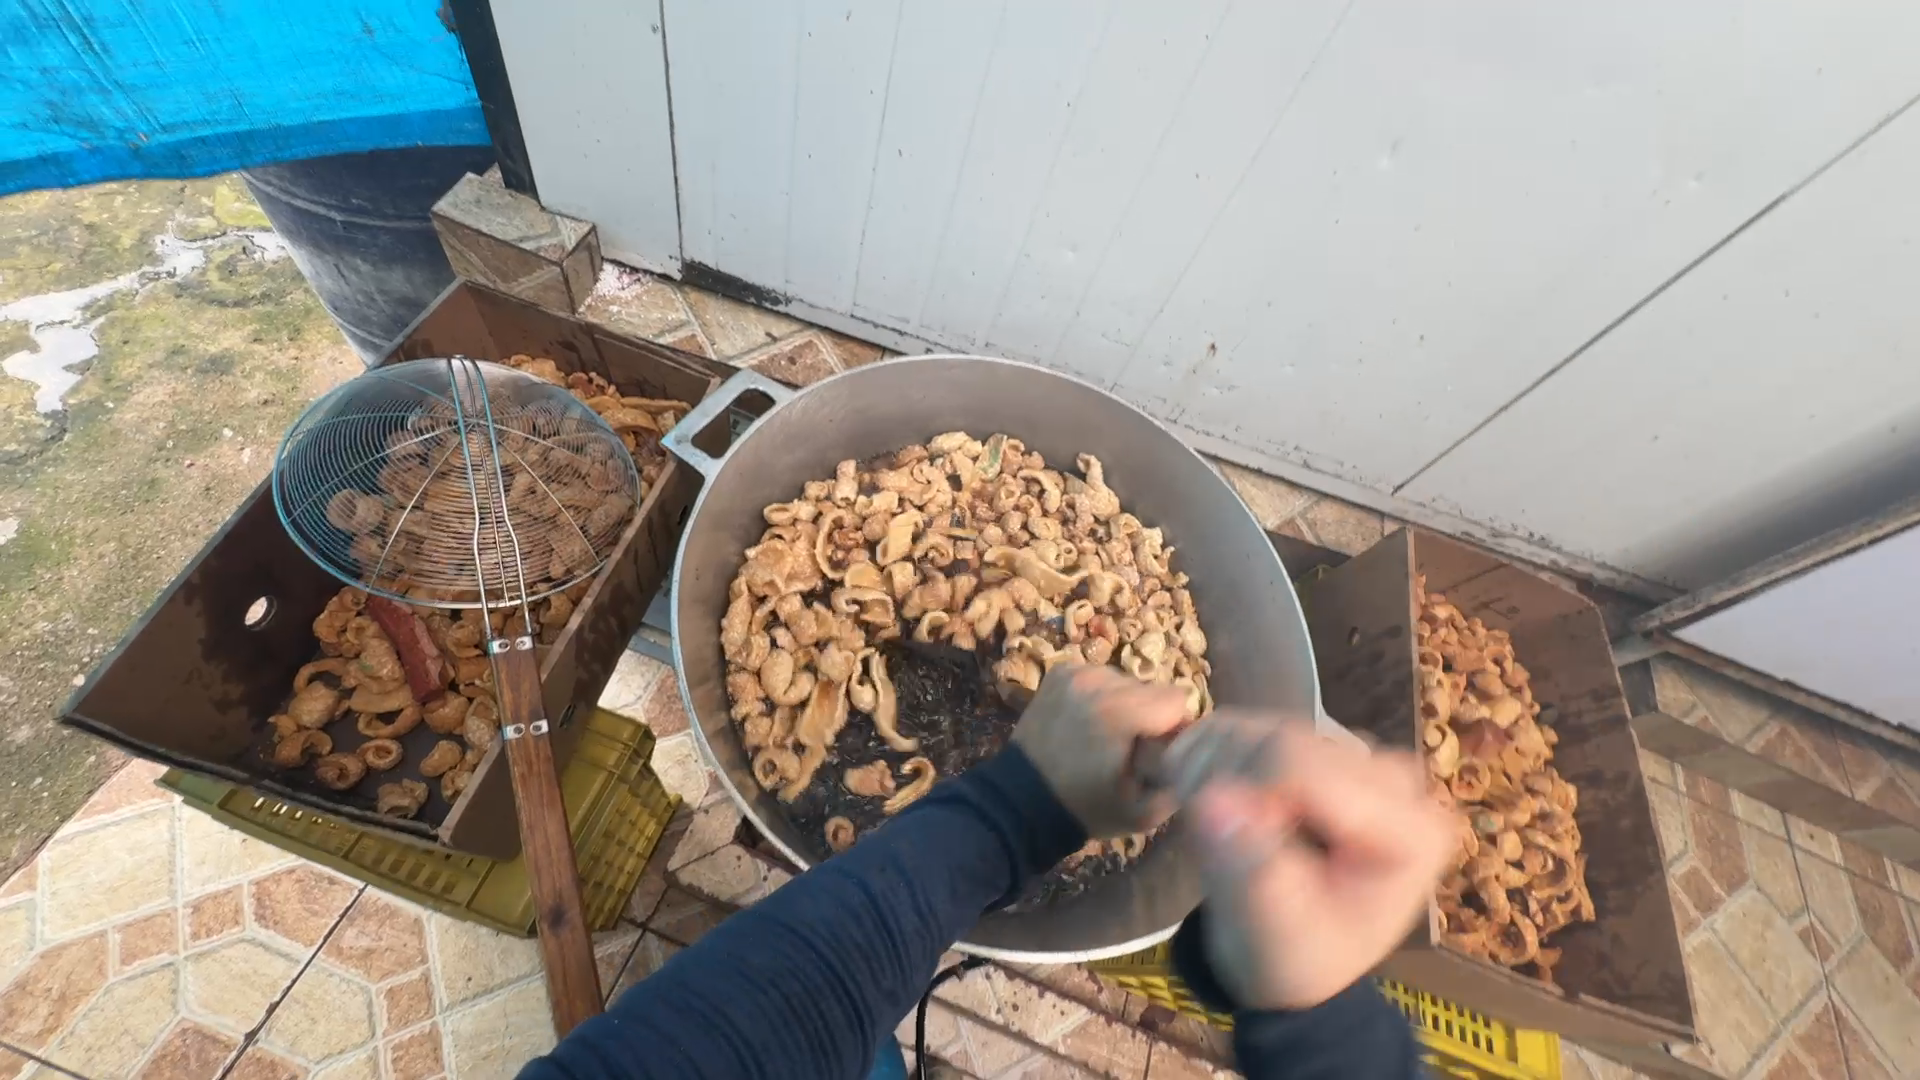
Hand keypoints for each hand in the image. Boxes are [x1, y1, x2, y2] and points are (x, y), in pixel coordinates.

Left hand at [1012, 665, 1187, 837]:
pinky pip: (1100, 677)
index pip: (1177, 699)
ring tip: (1105, 736)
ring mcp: (1075, 672)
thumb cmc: (1085, 807)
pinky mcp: (1059, 672)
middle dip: (1149, 715)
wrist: (1021, 799)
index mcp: (1119, 710)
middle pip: (1151, 688)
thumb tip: (1197, 756)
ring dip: (1125, 703)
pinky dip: (1101, 696)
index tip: (1157, 751)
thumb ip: (1180, 781)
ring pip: (1125, 680)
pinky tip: (1087, 722)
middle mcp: (1097, 680)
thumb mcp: (1143, 811)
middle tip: (1128, 748)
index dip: (1174, 727)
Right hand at [1170, 712, 1451, 1010]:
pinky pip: (1236, 724)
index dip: (1243, 794)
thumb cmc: (1294, 953)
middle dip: (1224, 782)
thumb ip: (1255, 873)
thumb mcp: (1279, 936)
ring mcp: (1345, 751)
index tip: (1223, 845)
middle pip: (1278, 740)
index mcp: (1410, 828)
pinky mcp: (1303, 738)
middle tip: (1207, 839)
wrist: (1286, 949)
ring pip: (1251, 727)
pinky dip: (1202, 755)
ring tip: (1209, 828)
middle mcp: (1391, 777)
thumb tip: (1212, 803)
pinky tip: (1208, 800)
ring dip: (1206, 770)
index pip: (1301, 766)